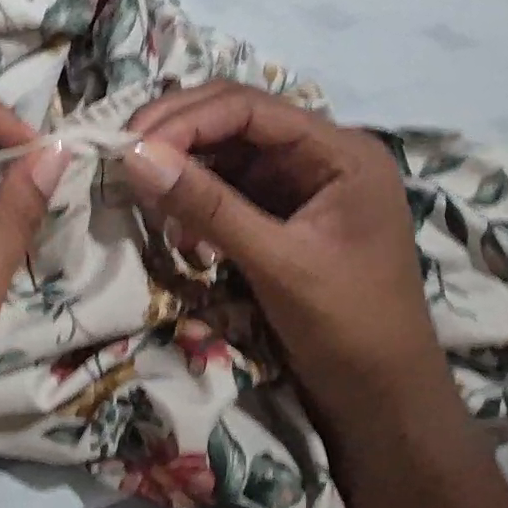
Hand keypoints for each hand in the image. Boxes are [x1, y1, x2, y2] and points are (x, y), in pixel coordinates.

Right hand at [120, 80, 452, 420]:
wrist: (383, 400)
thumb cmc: (350, 327)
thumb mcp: (276, 263)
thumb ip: (206, 205)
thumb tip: (132, 155)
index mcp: (340, 152)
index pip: (247, 107)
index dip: (185, 119)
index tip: (132, 147)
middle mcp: (317, 153)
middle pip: (228, 116)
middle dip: (173, 134)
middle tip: (123, 160)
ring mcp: (294, 179)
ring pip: (216, 147)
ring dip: (176, 169)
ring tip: (148, 204)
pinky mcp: (273, 206)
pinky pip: (217, 181)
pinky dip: (187, 197)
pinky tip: (175, 230)